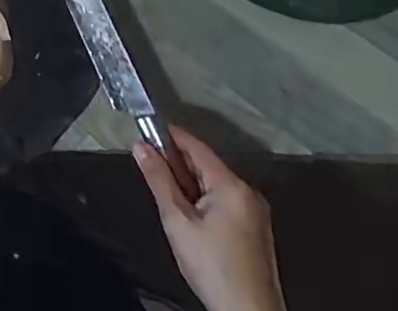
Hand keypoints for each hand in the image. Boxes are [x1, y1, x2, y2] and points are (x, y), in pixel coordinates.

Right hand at [135, 127, 284, 310]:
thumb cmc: (211, 267)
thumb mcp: (177, 221)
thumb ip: (158, 179)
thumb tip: (140, 145)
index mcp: (231, 185)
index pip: (196, 146)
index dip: (170, 136)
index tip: (146, 130)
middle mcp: (248, 192)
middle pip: (206, 165)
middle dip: (177, 164)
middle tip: (151, 168)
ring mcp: (255, 212)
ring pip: (214, 185)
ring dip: (189, 183)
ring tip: (168, 196)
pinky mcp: (256, 230)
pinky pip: (225, 201)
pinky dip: (204, 199)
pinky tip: (190, 217)